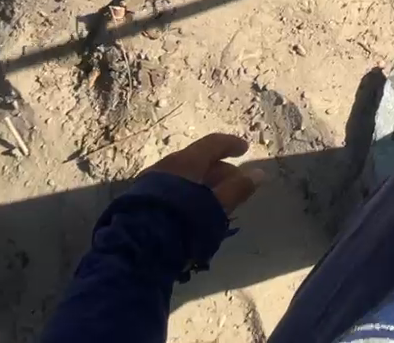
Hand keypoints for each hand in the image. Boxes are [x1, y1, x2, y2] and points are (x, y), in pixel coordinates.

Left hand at [144, 133, 265, 212]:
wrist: (134, 249)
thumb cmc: (182, 221)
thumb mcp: (216, 206)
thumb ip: (238, 188)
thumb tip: (259, 173)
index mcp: (187, 161)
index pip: (213, 143)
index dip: (231, 145)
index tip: (245, 149)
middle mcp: (166, 166)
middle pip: (198, 160)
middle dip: (218, 169)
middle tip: (233, 183)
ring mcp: (148, 184)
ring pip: (182, 176)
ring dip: (200, 183)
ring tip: (212, 200)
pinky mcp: (137, 203)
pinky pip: (168, 189)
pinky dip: (184, 193)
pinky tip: (189, 210)